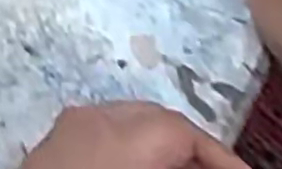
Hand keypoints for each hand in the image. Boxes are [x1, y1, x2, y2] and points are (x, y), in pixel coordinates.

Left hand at [20, 102, 245, 168]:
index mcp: (118, 136)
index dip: (224, 158)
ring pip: (131, 122)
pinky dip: (139, 151)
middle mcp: (91, 118)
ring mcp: (70, 124)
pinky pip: (108, 131)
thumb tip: (215, 168)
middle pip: (155, 118)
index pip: (179, 128)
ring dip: (167, 150)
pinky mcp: (58, 138)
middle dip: (196, 151)